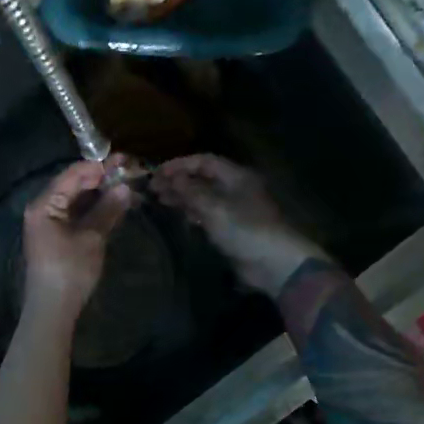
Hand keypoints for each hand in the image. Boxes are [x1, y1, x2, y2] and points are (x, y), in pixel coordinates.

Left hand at [22, 156, 134, 319]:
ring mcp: (47, 223)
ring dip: (100, 192)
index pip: (71, 174)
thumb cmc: (69, 270)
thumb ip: (108, 209)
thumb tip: (125, 187)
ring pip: (76, 199)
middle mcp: (41, 209)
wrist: (52, 307)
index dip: (98, 165)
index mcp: (44, 205)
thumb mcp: (91, 238)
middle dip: (101, 177)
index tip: (125, 160)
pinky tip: (115, 204)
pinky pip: (75, 213)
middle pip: (73, 184)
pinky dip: (94, 208)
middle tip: (131, 171)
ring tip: (129, 185)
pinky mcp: (55, 236)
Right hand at [149, 153, 324, 294]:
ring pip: (201, 194)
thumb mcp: (215, 207)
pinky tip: (176, 213)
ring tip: (159, 199)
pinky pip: (205, 211)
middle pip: (202, 177)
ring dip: (180, 195)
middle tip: (152, 189)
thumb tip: (170, 178)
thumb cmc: (244, 229)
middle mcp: (234, 187)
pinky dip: (189, 209)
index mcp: (236, 177)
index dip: (179, 165)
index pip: (204, 162)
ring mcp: (232, 206)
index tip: (156, 173)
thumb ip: (191, 191)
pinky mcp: (228, 224)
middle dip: (177, 180)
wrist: (271, 262)